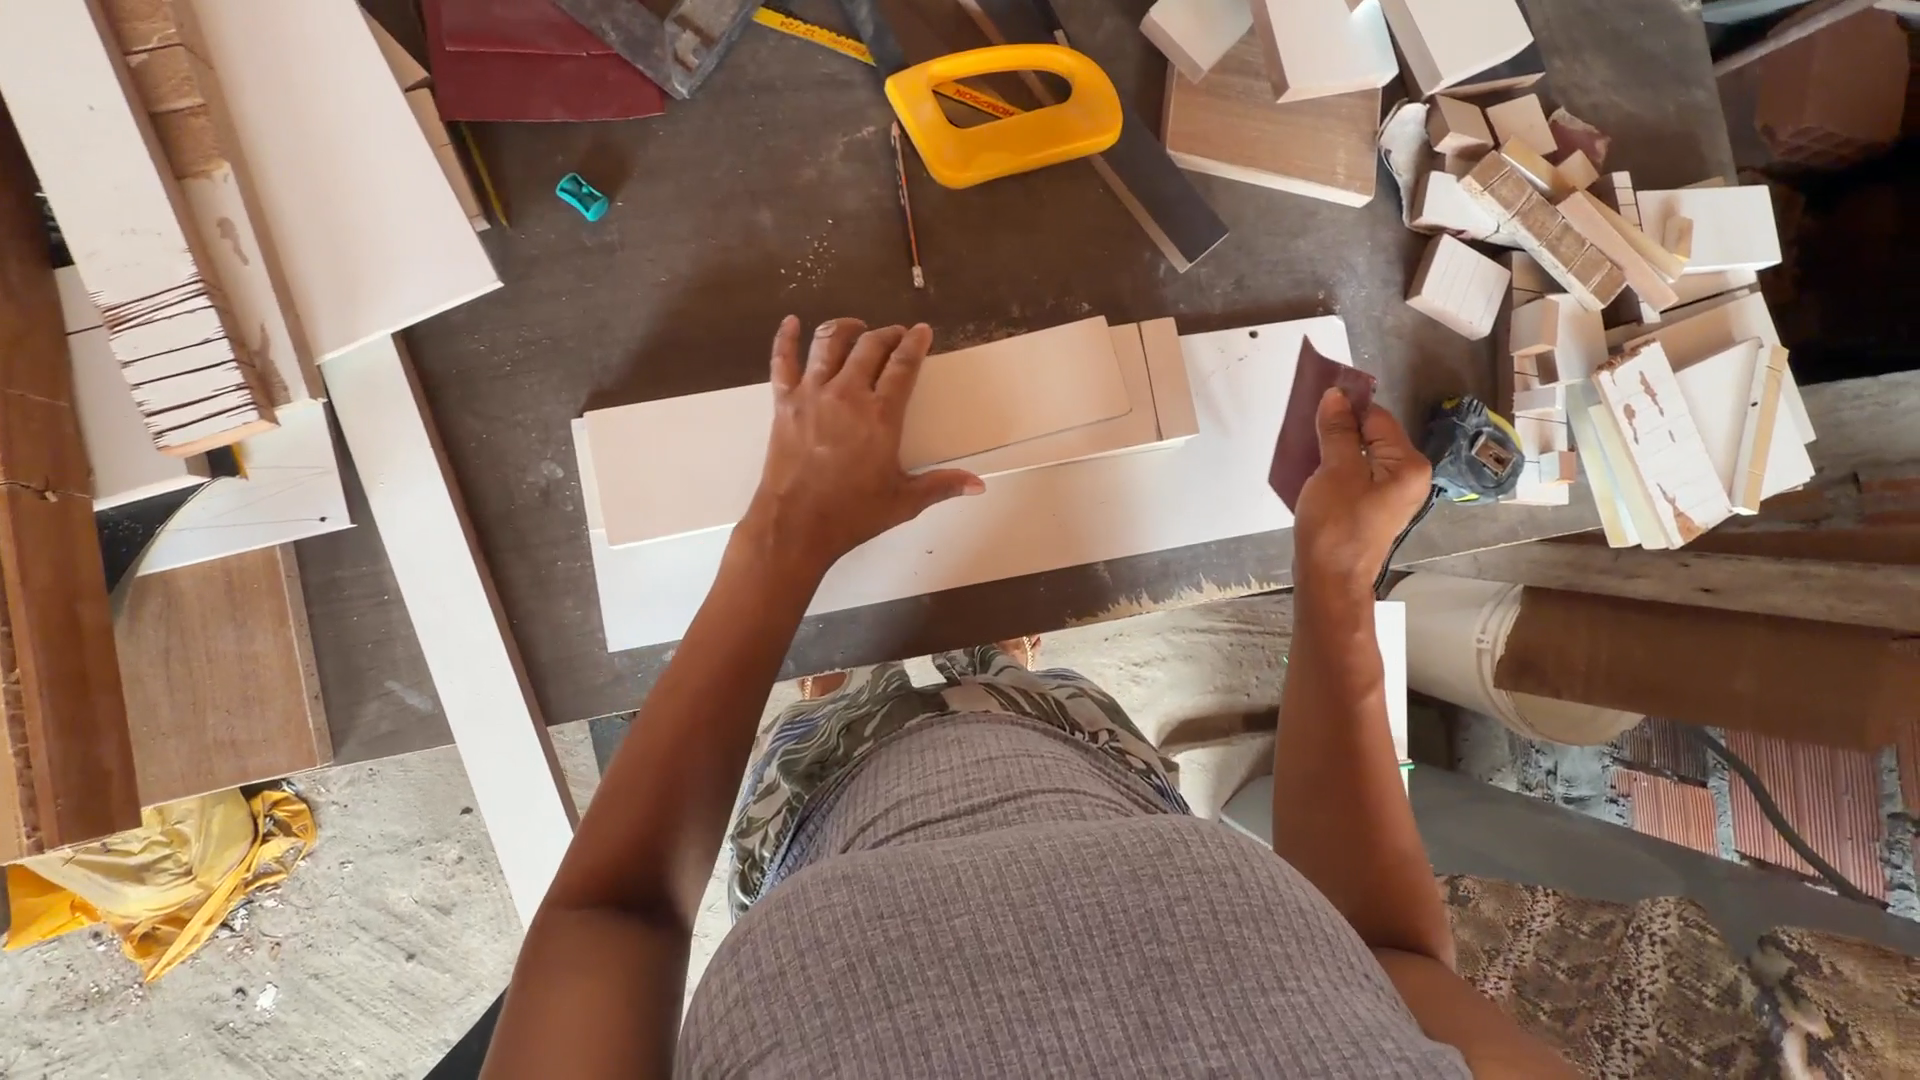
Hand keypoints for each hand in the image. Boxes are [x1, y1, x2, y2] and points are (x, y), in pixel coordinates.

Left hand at [739, 317, 983, 577]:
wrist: (795, 525)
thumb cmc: (852, 514)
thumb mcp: (904, 501)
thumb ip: (942, 486)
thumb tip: (978, 485)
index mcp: (881, 415)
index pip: (903, 366)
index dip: (915, 344)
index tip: (921, 332)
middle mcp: (847, 394)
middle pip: (869, 347)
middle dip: (887, 334)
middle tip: (896, 334)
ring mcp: (812, 394)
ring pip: (828, 343)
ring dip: (846, 328)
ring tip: (857, 327)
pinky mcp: (783, 403)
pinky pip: (782, 361)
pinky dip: (785, 338)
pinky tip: (791, 323)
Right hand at [1292, 388, 1432, 596]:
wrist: (1329, 580)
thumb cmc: (1335, 525)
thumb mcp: (1335, 471)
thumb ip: (1338, 431)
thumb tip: (1336, 396)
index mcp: (1408, 465)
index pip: (1378, 419)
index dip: (1347, 408)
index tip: (1315, 402)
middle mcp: (1408, 477)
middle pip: (1372, 437)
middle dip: (1339, 430)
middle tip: (1307, 430)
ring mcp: (1390, 496)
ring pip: (1361, 457)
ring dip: (1334, 449)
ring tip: (1307, 451)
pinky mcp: (1371, 510)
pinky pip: (1355, 476)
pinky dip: (1335, 469)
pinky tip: (1314, 473)